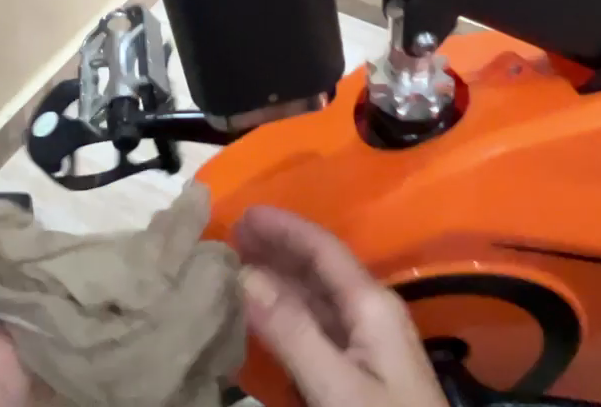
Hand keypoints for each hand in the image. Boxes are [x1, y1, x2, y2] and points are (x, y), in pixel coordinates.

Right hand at [234, 206, 448, 406]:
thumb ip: (291, 330)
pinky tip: (262, 320)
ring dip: (278, 279)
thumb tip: (244, 273)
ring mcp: (367, 346)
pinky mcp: (360, 376)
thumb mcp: (337, 388)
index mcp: (372, 306)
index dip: (283, 227)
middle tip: (229, 236)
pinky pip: (317, 328)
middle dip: (277, 248)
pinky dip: (286, 315)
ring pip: (316, 298)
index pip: (323, 248)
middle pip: (320, 268)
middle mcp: (371, 315)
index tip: (241, 213)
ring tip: (236, 269)